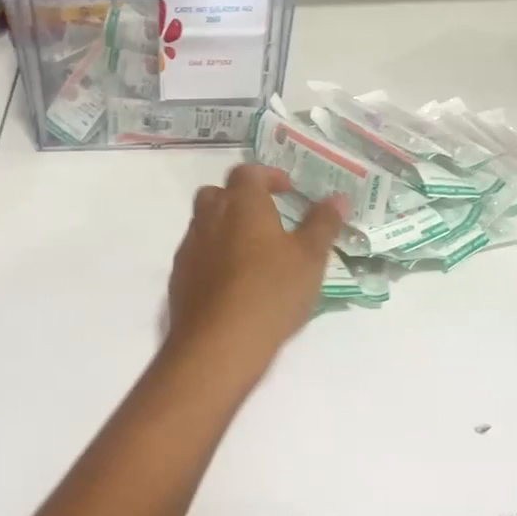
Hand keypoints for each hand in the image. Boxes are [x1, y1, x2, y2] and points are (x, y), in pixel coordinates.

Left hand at [166, 165, 343, 370]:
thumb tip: (337, 198)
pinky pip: (197, 255)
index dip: (268, 176)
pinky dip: (213, 258)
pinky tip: (233, 283)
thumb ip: (323, 224)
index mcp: (241, 203)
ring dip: (225, 229)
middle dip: (240, 199)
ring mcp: (189, 248)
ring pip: (204, 225)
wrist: (218, 343)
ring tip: (253, 254)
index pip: (248, 172)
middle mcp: (208, 217)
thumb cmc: (270, 292)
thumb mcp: (310, 258)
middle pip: (217, 194)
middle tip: (266, 218)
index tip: (288, 190)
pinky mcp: (178, 277)